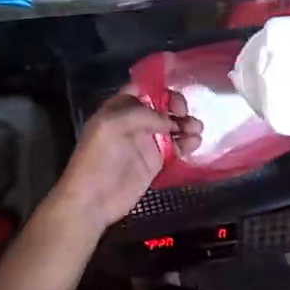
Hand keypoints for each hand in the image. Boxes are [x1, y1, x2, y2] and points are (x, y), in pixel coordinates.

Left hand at [39, 89, 202, 234]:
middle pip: (162, 106)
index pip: (142, 89)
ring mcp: (146, 142)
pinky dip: (188, 143)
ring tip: (196, 129)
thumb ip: (142, 115)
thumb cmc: (97, 159)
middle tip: (184, 114)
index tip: (172, 98)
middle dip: (176, 106)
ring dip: (187, 124)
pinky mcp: (156, 161)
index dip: (159, 89)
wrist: (92, 200)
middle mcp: (134, 122)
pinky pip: (176, 147)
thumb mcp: (111, 126)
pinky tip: (194, 143)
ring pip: (172, 126)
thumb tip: (170, 121)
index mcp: (119, 109)